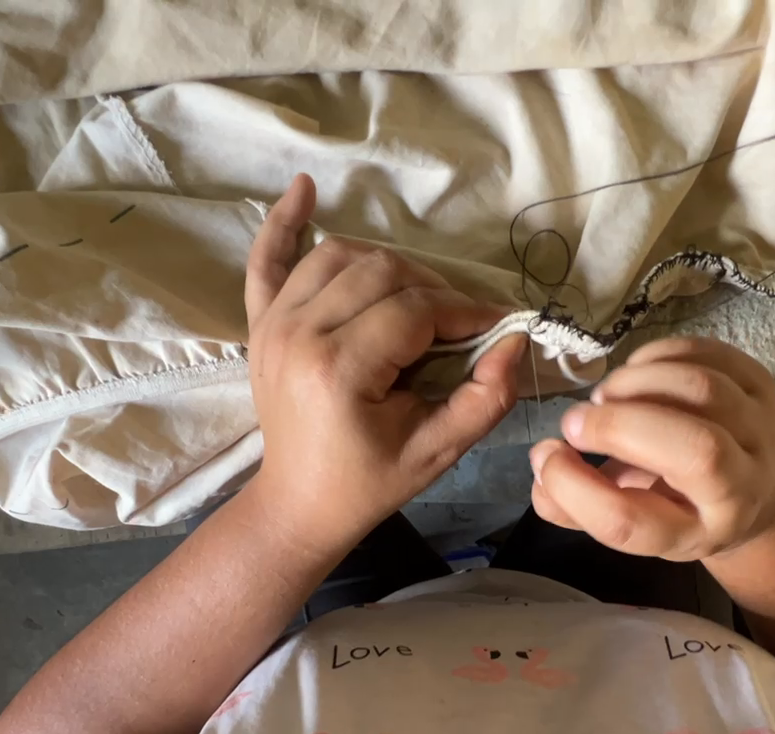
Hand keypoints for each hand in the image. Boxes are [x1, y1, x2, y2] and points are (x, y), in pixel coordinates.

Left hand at [241, 174, 525, 551]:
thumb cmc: (370, 483)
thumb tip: (514, 340)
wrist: (301, 503)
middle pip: (381, 272)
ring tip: (416, 299)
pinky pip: (268, 260)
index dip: (463, 312)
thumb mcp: (438, 453)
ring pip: (340, 255)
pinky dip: (285, 225)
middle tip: (457, 324)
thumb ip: (485, 399)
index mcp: (339, 370)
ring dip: (388, 266)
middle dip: (433, 290)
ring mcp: (272, 324)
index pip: (414, 310)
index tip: (493, 327)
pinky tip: (304, 189)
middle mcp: (298, 334)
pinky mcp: (260, 324)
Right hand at [528, 337, 774, 561]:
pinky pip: (706, 356)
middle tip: (574, 422)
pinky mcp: (761, 387)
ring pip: (702, 391)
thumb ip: (572, 505)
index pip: (631, 521)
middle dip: (617, 427)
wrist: (750, 492)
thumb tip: (540, 465)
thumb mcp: (624, 523)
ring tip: (605, 399)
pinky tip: (634, 376)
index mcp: (693, 534)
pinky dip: (657, 357)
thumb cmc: (671, 507)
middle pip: (693, 451)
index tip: (548, 457)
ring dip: (635, 386)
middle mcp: (739, 489)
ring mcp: (759, 431)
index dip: (576, 488)